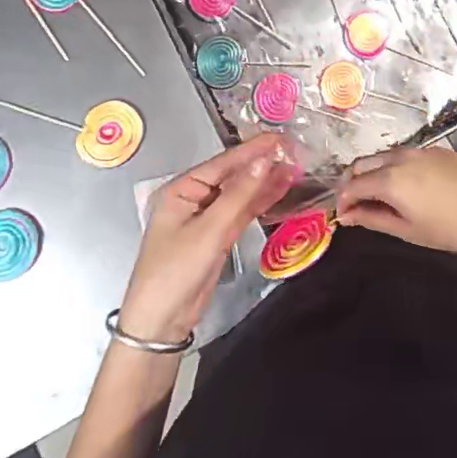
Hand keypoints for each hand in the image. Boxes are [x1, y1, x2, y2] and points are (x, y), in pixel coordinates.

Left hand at [119, 134, 301, 343]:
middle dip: (262, 165)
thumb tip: (264, 161)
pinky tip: (278, 193)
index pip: (223, 163)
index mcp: (181, 190)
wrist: (162, 319)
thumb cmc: (176, 271)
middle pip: (232, 177)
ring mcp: (205, 219)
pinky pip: (240, 214)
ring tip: (294, 169)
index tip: (281, 138)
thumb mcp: (209, 231)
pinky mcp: (215, 237)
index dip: (253, 150)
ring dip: (264, 184)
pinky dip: (259, 204)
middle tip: (294, 153)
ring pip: (239, 195)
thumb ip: (238, 196)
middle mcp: (193, 199)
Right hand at [337, 148, 456, 260]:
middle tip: (355, 205)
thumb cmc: (451, 231)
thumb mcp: (407, 231)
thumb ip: (371, 219)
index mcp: (390, 179)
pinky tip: (404, 186)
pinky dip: (393, 167)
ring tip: (378, 197)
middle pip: (362, 164)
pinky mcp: (438, 149)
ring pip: (383, 156)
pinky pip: (404, 154)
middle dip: (353, 183)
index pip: (352, 185)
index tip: (342, 216)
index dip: (342, 200)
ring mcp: (421, 150)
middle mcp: (401, 157)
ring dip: (372, 173)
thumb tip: (346, 216)